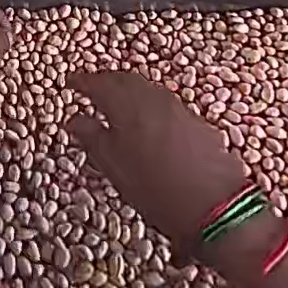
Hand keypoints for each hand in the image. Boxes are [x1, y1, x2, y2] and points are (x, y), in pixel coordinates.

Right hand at [67, 71, 283, 275]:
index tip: (70, 82)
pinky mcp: (198, 123)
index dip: (82, 81)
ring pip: (147, 89)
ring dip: (128, 90)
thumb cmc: (155, 189)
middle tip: (90, 89)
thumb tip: (74, 120)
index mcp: (126, 105)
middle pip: (124, 79)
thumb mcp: (113, 166)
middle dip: (105, 81)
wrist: (217, 209)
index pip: (98, 83)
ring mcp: (178, 109)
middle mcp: (153, 99)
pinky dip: (148, 104)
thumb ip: (92, 138)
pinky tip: (146, 121)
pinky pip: (164, 103)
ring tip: (115, 103)